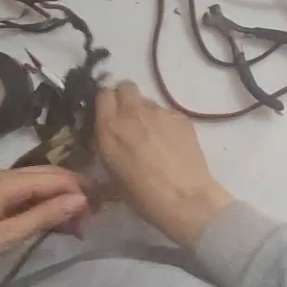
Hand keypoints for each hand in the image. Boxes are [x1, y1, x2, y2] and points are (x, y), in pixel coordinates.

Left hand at [0, 168, 89, 286]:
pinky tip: (48, 224)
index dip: (79, 196)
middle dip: (73, 196)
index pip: (57, 178)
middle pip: (50, 176)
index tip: (91, 223)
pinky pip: (24, 194)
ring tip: (71, 228)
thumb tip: (81, 200)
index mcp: (6, 182)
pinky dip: (41, 207)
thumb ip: (43, 217)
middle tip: (86, 225)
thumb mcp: (4, 238)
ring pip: (38, 185)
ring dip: (58, 202)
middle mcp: (2, 176)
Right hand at [95, 81, 233, 246]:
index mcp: (109, 128)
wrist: (185, 199)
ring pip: (147, 100)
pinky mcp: (182, 118)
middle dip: (125, 98)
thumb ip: (106, 147)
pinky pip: (167, 112)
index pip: (102, 94)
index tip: (108, 114)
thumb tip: (108, 137)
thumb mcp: (111, 175)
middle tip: (129, 119)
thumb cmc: (143, 196)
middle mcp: (133, 114)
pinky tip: (171, 142)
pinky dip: (165, 122)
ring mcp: (160, 113)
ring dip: (146, 112)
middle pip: (125, 86)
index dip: (106, 103)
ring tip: (153, 136)